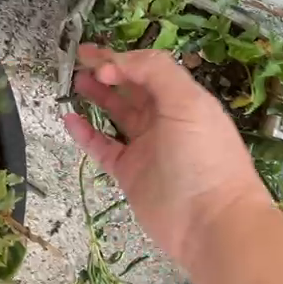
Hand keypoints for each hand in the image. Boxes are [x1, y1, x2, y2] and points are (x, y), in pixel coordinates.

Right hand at [61, 43, 274, 268]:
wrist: (212, 225)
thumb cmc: (206, 157)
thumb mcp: (188, 103)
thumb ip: (155, 72)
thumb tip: (115, 63)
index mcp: (183, 100)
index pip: (149, 70)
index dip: (123, 61)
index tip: (98, 62)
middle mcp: (165, 120)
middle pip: (132, 88)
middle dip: (108, 72)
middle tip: (80, 59)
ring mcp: (146, 148)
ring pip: (117, 114)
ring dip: (98, 96)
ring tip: (76, 81)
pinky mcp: (130, 174)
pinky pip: (103, 147)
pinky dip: (85, 133)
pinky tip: (70, 119)